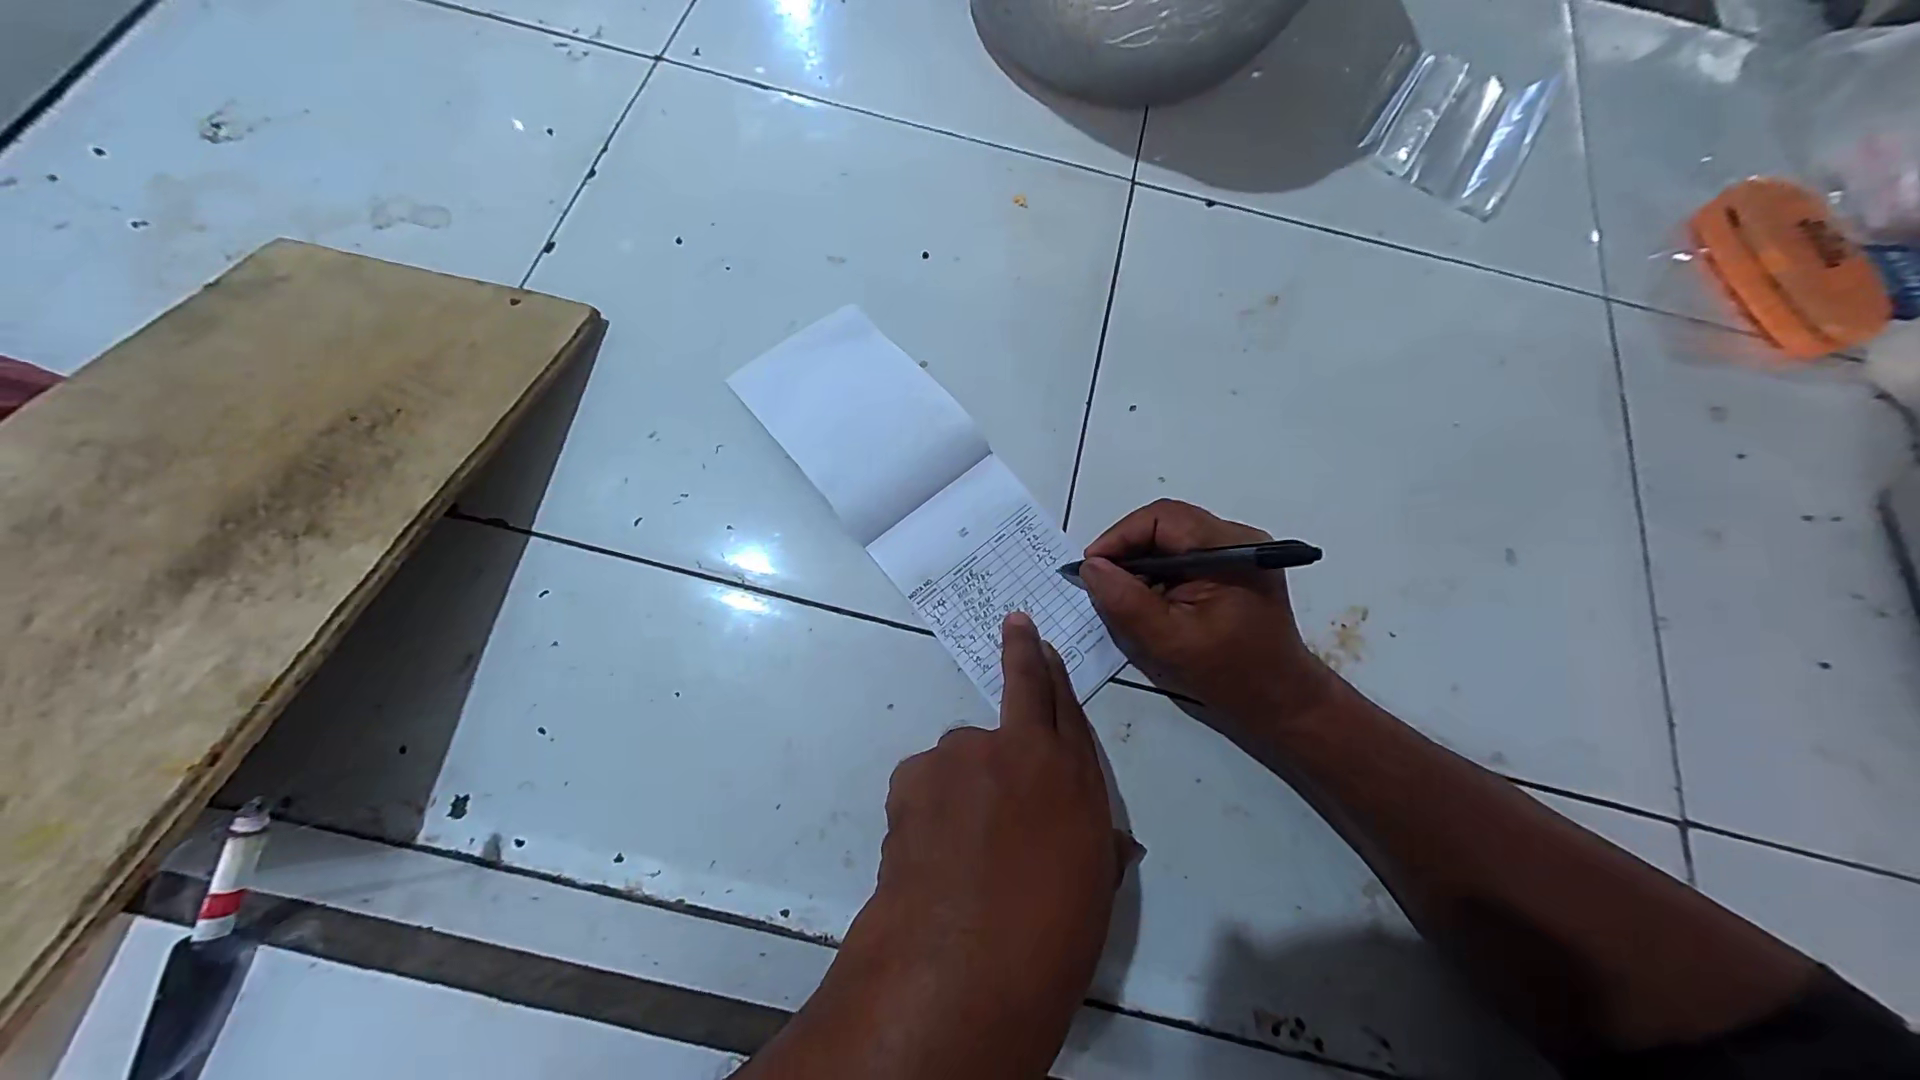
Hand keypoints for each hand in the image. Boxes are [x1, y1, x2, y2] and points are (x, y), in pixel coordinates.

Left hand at [825, 613, 1121, 1077]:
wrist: (962, 961)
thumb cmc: (1048, 935)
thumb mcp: (1090, 887)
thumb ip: (1096, 844)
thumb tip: (1114, 842)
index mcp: (1073, 775)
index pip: (1063, 701)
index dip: (1049, 665)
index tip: (1033, 635)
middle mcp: (1021, 749)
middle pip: (1020, 690)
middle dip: (1019, 655)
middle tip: (1014, 633)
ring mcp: (965, 754)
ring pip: (964, 754)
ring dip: (964, 782)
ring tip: (960, 844)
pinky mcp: (916, 772)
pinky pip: (927, 781)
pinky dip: (929, 803)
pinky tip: (929, 848)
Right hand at [1078, 499, 1332, 723]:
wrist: (1279, 702)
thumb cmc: (1226, 675)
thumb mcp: (1166, 640)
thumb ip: (1124, 601)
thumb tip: (1091, 567)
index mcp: (1230, 550)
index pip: (1163, 518)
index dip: (1119, 537)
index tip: (1091, 568)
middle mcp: (1238, 540)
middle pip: (1166, 525)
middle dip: (1128, 552)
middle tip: (1103, 584)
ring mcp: (1237, 553)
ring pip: (1171, 540)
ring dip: (1141, 564)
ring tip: (1126, 597)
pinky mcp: (1232, 569)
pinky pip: (1182, 557)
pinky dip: (1157, 575)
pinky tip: (1150, 603)